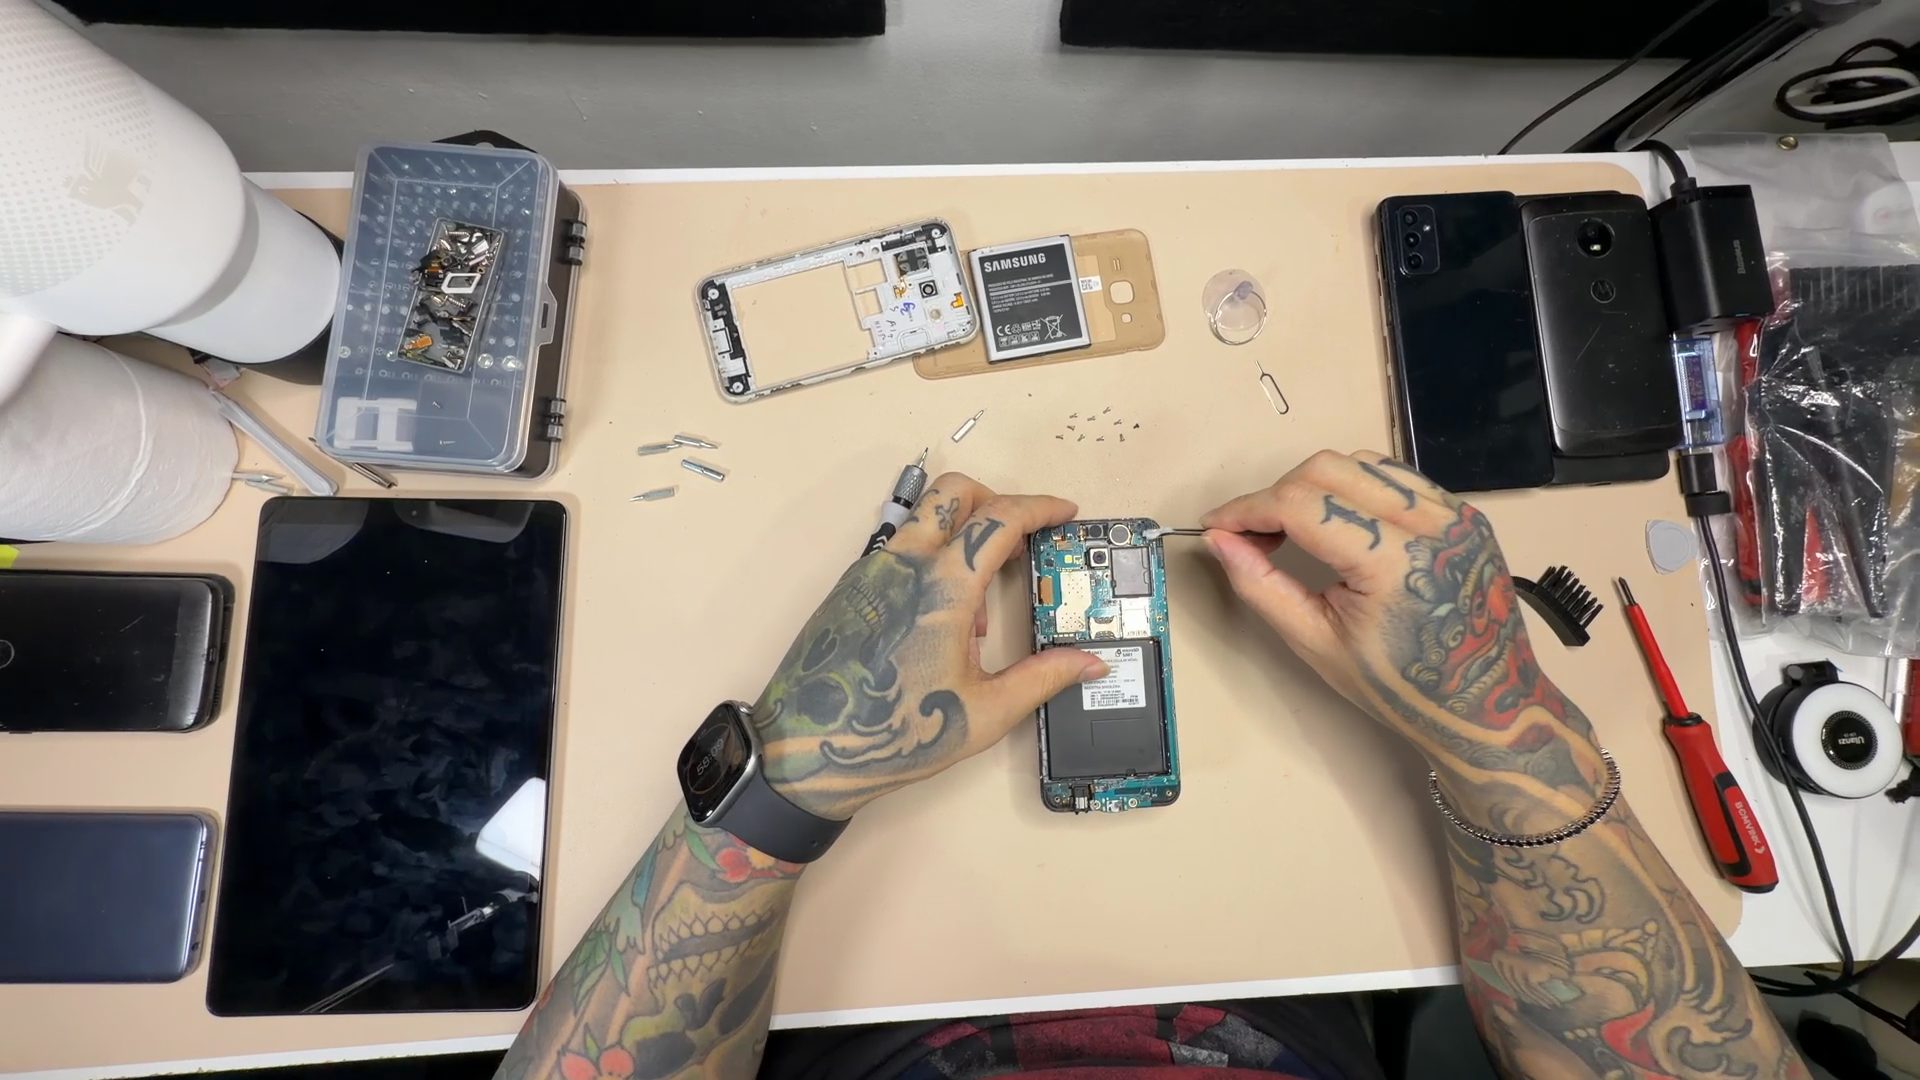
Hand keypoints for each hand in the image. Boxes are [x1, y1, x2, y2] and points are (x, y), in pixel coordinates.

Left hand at [751, 472, 1108, 819]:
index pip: (999, 519)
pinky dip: (934, 557)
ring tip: (980, 602)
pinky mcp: (854, 586)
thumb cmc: (895, 735)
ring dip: (963, 532)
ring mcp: (873, 570)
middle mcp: (904, 564)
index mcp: (942, 589)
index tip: (1064, 511)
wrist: (806, 749)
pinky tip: (942, 618)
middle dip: (995, 500)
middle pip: (954, 491)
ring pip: (925, 516)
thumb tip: (1089, 663)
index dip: (1040, 507)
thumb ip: (1042, 678)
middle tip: (1019, 539)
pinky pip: (902, 548)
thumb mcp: (984, 712)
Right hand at [1199, 450, 1597, 798]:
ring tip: (1291, 529)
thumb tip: (1218, 540)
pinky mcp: (1460, 514)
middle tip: (1252, 535)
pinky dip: (1348, 488)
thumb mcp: (1313, 641)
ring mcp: (1452, 513)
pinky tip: (1334, 523)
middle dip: (1274, 494)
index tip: (1215, 525)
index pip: (1300, 504)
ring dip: (1310, 486)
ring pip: (1358, 463)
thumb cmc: (1398, 685)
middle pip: (1326, 469)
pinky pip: (1390, 476)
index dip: (1246, 509)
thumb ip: (1259, 583)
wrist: (1488, 705)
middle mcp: (1430, 523)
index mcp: (1393, 562)